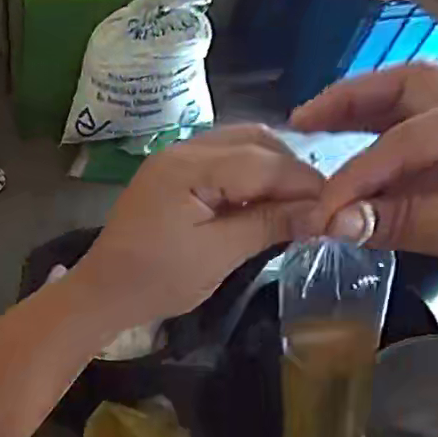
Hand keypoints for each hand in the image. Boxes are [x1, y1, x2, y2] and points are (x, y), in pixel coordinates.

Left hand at [67, 126, 324, 328]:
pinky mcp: (170, 176)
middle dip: (289, 169)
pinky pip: (219, 162)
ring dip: (269, 169)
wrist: (102, 294)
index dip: (302, 182)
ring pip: (237, 147)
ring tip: (293, 203)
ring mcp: (173, 160)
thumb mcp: (218, 255)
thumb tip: (318, 212)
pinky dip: (246, 177)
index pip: (262, 162)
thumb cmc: (156, 280)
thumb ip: (267, 225)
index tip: (335, 203)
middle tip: (316, 202)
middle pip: (252, 142)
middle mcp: (181, 151)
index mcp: (189, 167)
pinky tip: (260, 201)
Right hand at [293, 65, 437, 323]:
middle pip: (416, 96)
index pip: (411, 133)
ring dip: (370, 138)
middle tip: (303, 121)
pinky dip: (390, 181)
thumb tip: (333, 221)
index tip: (318, 213)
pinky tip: (364, 195)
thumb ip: (408, 219)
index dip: (358, 172)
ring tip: (322, 147)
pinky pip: (429, 175)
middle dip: (356, 104)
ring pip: (420, 133)